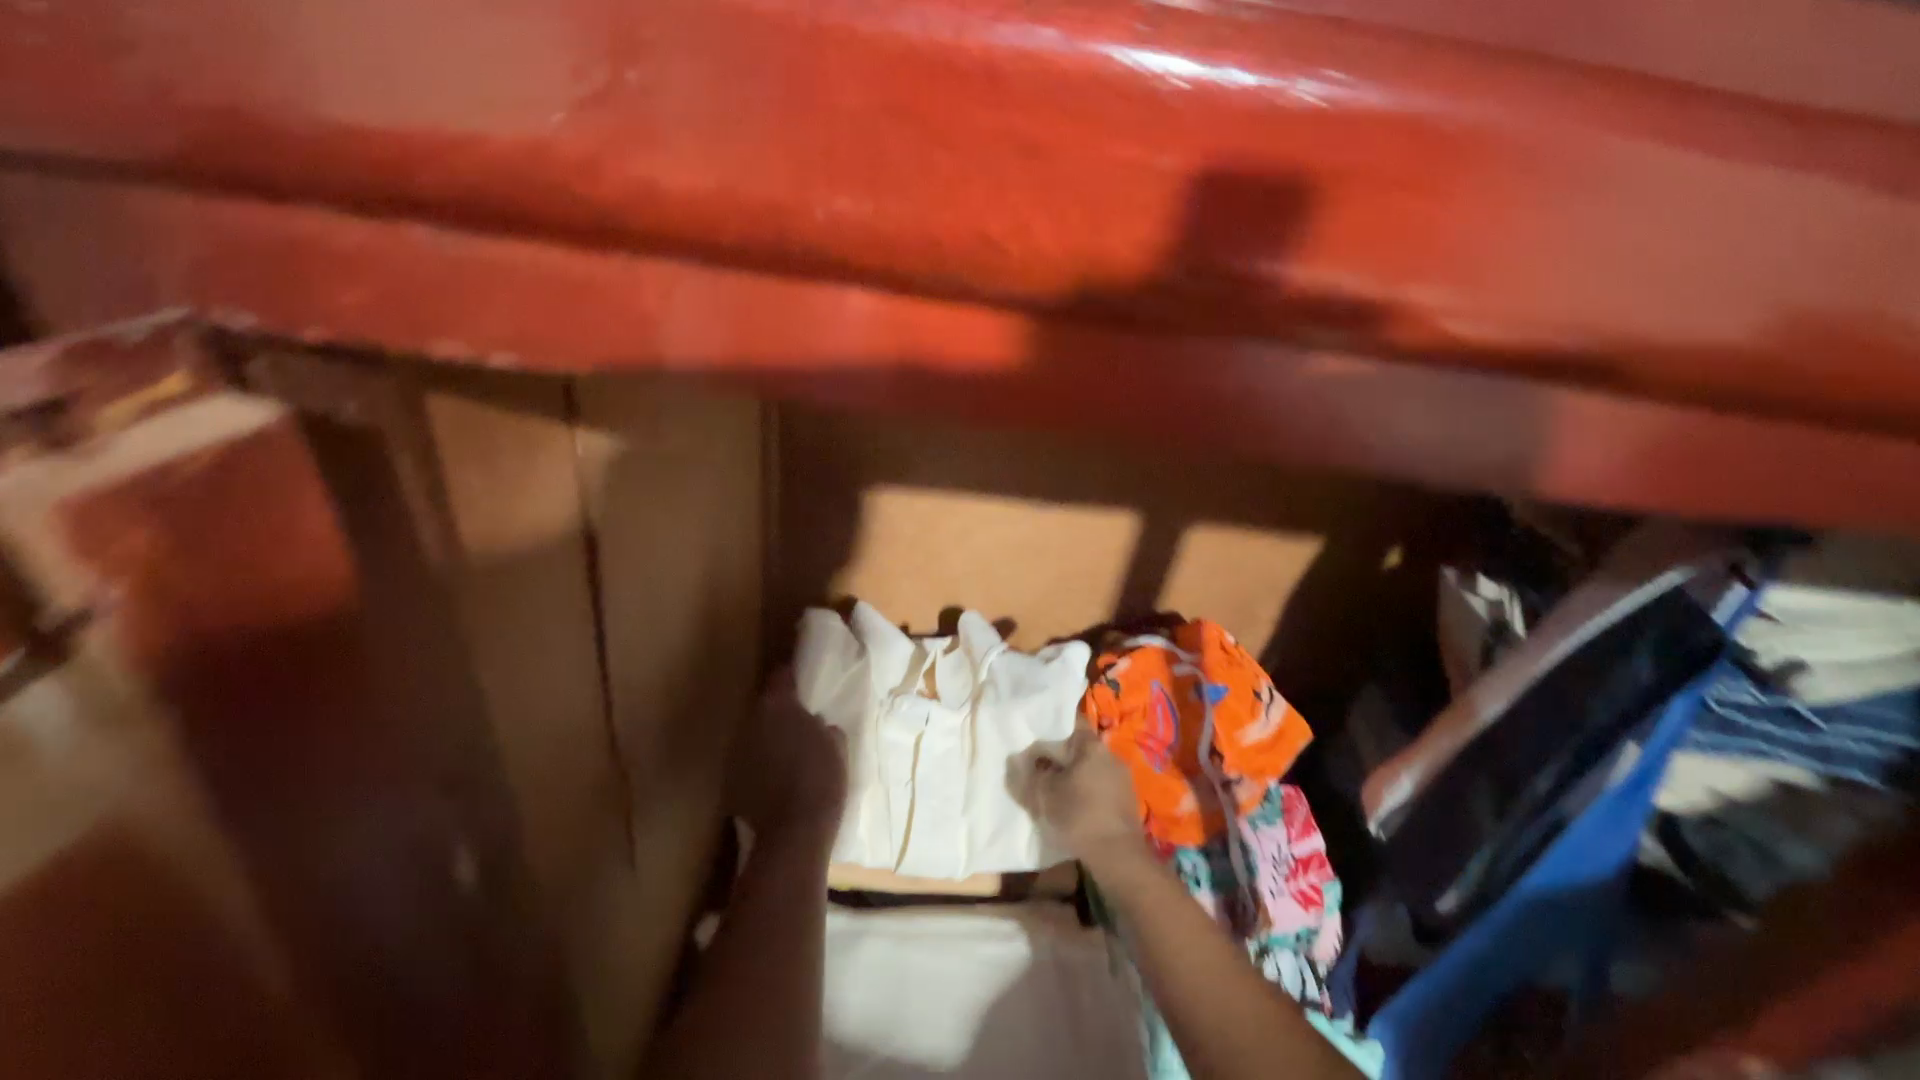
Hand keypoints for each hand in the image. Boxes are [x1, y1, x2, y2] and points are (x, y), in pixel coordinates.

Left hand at [727, 669, 847, 842]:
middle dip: (779, 713)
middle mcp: (751, 722)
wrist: (793, 832)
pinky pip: (748, 764)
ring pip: (754, 736)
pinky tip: (775, 782)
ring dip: (767, 740)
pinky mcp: (729, 780)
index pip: (781, 677)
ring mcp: (736, 752)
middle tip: (799, 723)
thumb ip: (825, 728)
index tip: (802, 682)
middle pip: (764, 708)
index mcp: (778, 707)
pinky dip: (759, 768)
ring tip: (788, 755)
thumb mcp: (837, 746)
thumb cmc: (822, 781)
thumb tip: (818, 724)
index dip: (792, 677)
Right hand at [1033, 728, 1143, 862]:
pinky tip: (1072, 809)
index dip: (1049, 732)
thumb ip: (1028, 774)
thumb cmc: (1078, 816)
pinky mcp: (1126, 802)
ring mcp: (1122, 779)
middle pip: (1079, 749)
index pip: (1069, 724)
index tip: (1033, 743)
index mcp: (1092, 746)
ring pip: (1089, 770)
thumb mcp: (1043, 795)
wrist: (1117, 856)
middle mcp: (1111, 755)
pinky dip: (1085, 793)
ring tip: (1052, 793)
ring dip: (1072, 778)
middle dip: (1059, 758)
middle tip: (1037, 770)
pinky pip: (1099, 788)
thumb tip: (1016, 760)